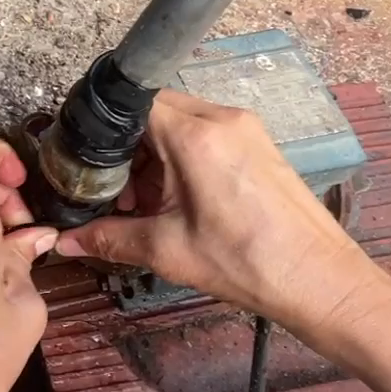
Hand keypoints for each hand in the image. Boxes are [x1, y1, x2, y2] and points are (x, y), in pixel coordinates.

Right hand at [54, 89, 376, 327]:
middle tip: (119, 187)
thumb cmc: (248, 265)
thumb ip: (109, 238)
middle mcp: (222, 118)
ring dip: (156, 149)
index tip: (91, 159)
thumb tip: (65, 242)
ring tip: (148, 198)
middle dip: (130, 145)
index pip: (132, 106)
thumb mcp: (167, 251)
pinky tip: (180, 196)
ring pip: (181, 119)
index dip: (106, 131)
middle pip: (155, 109)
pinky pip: (206, 131)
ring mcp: (246, 128)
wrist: (325, 285)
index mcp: (196, 136)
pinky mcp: (260, 143)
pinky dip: (183, 153)